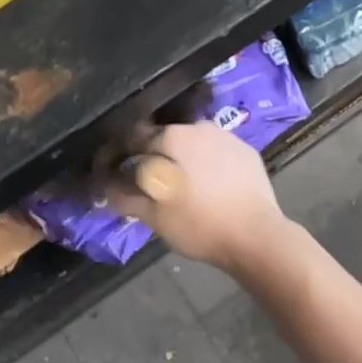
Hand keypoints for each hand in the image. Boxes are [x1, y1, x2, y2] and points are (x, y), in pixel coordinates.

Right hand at [109, 121, 292, 271]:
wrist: (256, 235)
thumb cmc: (199, 224)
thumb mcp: (153, 215)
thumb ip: (124, 196)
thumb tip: (105, 187)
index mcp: (174, 136)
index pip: (134, 137)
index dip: (121, 155)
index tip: (116, 173)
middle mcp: (201, 127)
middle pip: (166, 139)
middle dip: (154, 158)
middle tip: (149, 185)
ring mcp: (229, 138)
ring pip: (195, 145)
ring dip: (183, 161)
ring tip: (180, 188)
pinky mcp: (248, 153)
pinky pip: (218, 154)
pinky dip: (208, 165)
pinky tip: (209, 187)